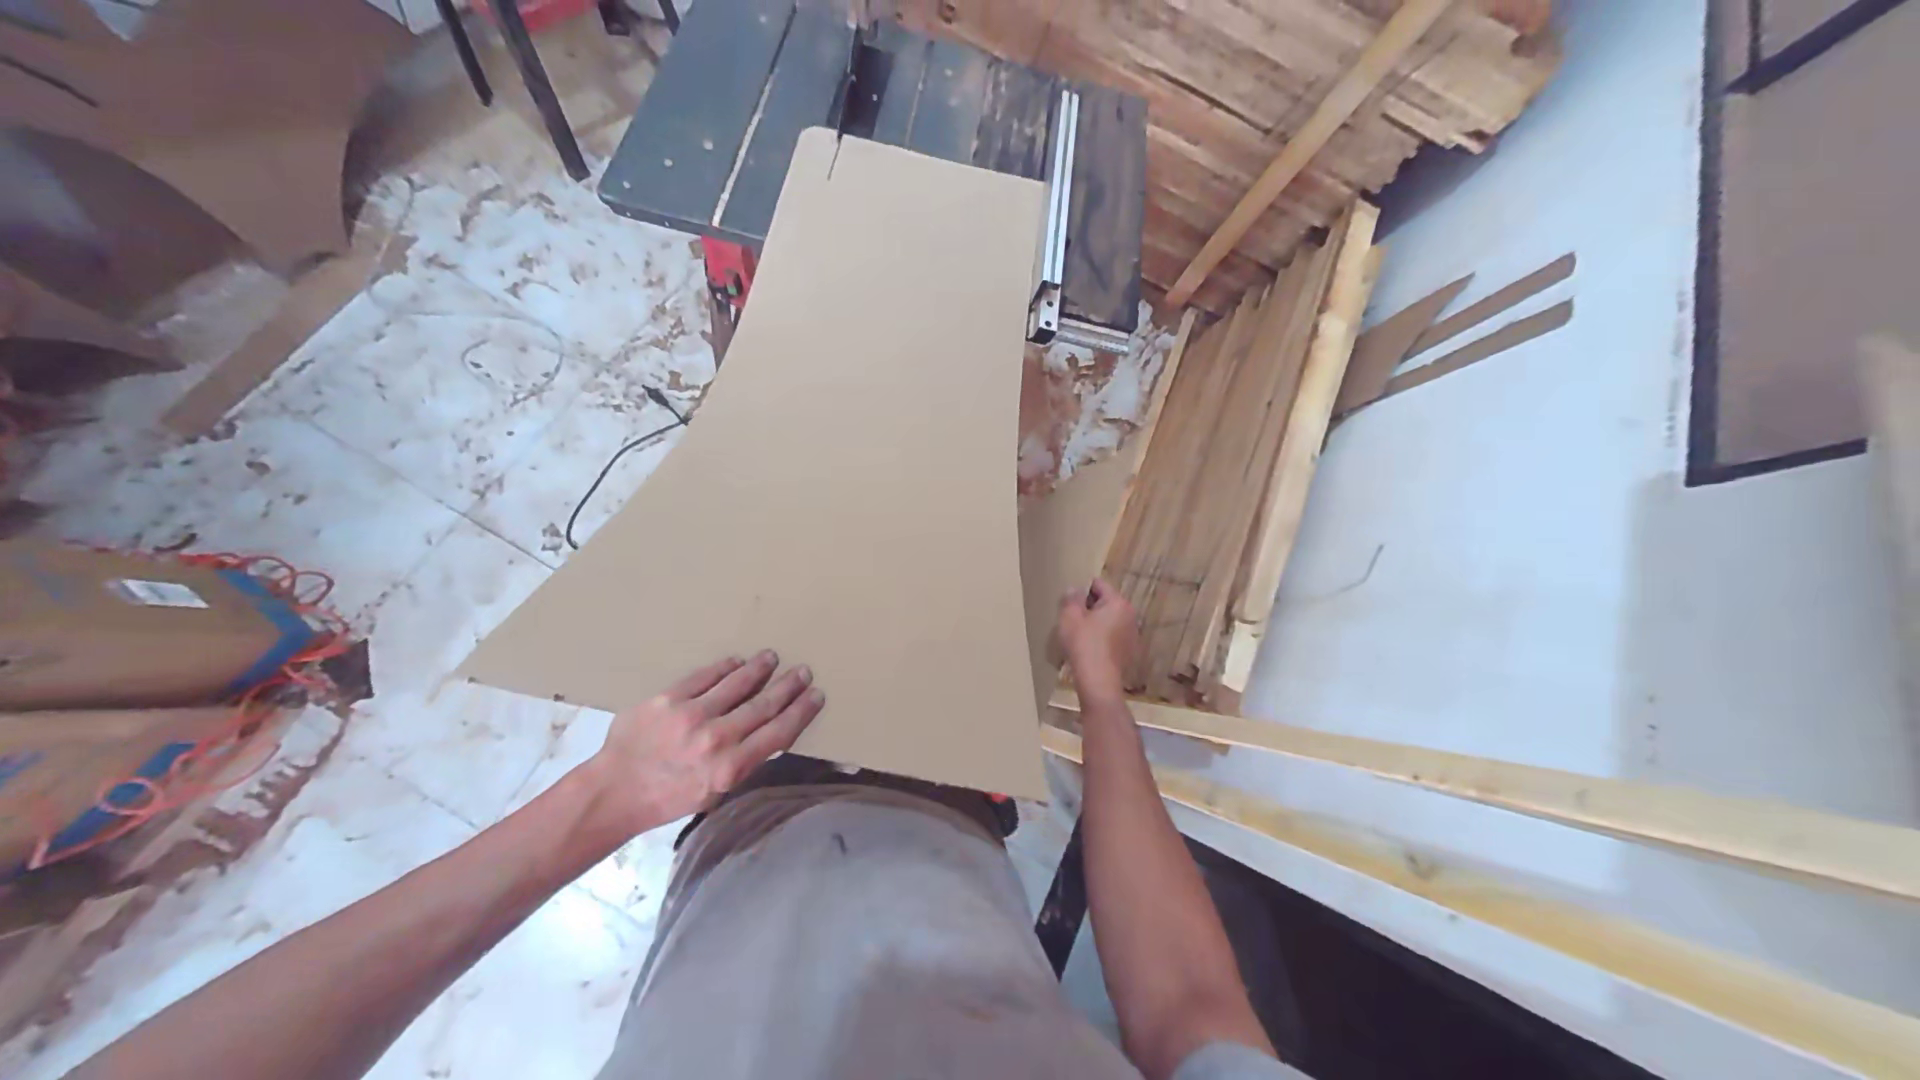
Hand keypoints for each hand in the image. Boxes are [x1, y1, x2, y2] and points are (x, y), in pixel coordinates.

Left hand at [580, 650, 824, 837]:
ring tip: (772, 657)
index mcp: (731, 768)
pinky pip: (704, 676)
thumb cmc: (667, 798)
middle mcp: (716, 739)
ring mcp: (691, 716)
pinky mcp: (667, 699)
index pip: (778, 732)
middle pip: (764, 705)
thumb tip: (767, 732)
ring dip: (759, 669)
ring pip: (737, 683)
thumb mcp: (714, 792)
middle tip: (803, 671)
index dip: (802, 711)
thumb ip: (742, 762)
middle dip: (788, 686)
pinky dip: (724, 667)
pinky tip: (736, 661)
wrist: (614, 791)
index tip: (816, 695)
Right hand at [1057, 578, 1137, 702]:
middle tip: (1071, 618)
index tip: (1069, 602)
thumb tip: (1074, 589)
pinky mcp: (1129, 651)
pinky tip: (1089, 649)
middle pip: (1106, 602)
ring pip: (1109, 620)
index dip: (1082, 590)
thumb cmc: (1083, 644)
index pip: (1099, 584)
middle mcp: (1130, 615)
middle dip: (1089, 607)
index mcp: (1118, 602)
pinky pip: (1112, 636)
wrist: (1098, 681)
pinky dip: (1102, 638)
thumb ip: (1071, 598)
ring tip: (1079, 635)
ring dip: (1096, 623)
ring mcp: (1132, 634)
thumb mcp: (1070, 617)